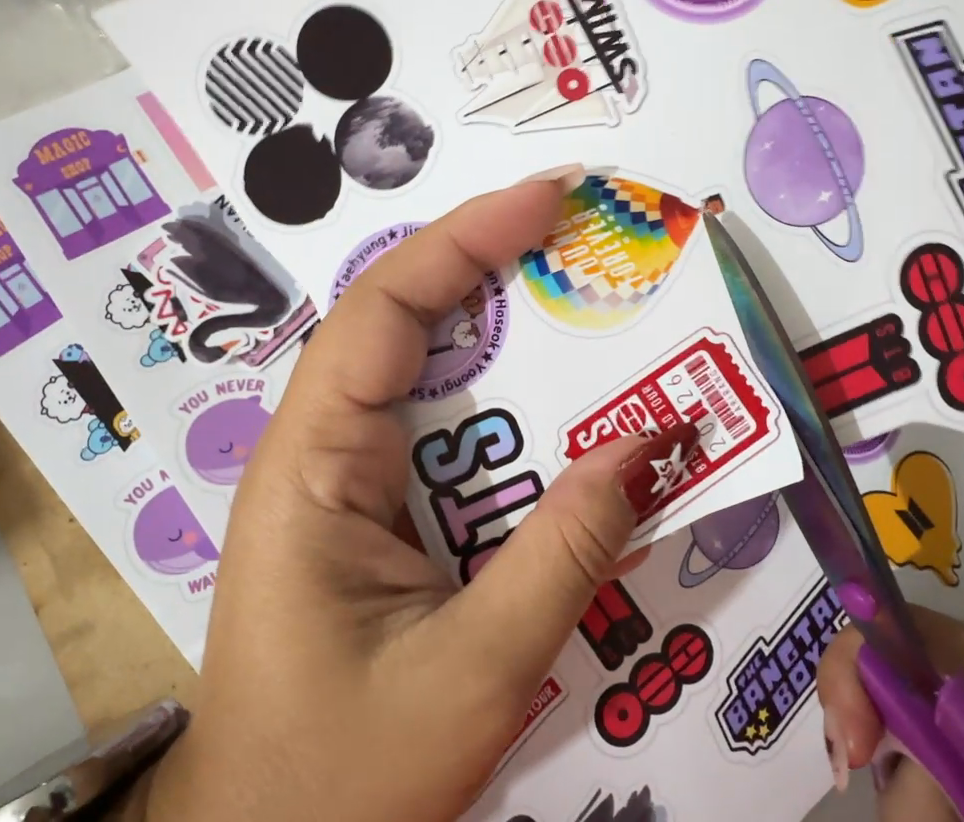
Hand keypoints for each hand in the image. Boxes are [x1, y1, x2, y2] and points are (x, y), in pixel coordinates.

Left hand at [130, 169, 667, 821]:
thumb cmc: (350, 773)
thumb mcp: (479, 666)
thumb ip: (569, 550)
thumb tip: (651, 440)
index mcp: (312, 471)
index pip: (382, 314)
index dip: (465, 240)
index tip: (548, 198)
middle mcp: (317, 456)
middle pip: (402, 325)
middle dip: (491, 267)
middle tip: (586, 237)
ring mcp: (341, 484)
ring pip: (424, 378)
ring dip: (504, 338)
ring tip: (589, 306)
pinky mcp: (368, 518)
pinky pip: (441, 439)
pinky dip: (504, 412)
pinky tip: (561, 412)